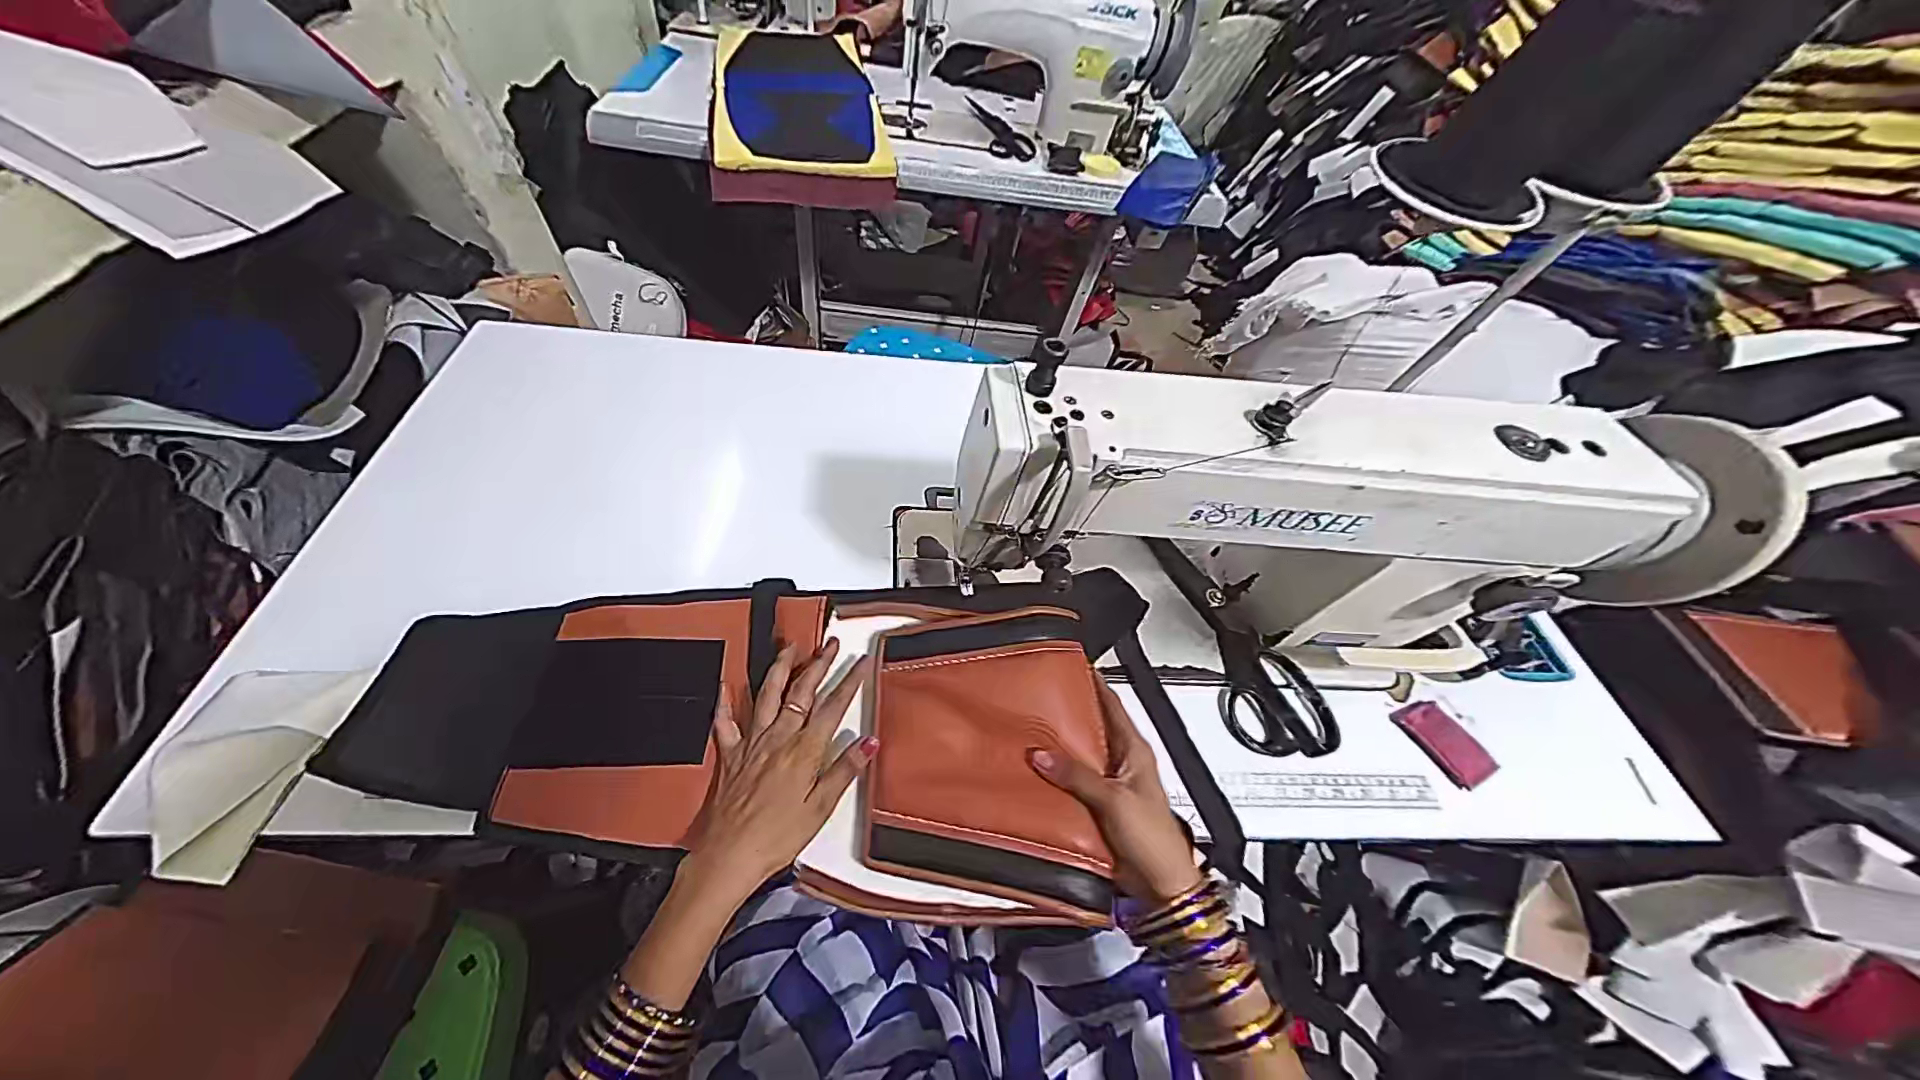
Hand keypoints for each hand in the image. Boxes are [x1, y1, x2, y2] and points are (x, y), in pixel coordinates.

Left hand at [679, 640, 875, 905]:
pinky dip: (725, 702)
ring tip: (789, 649)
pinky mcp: (731, 755)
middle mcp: (778, 739)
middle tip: (830, 646)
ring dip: (780, 668)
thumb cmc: (776, 837)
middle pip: (802, 692)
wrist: (729, 856)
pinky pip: (726, 722)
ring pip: (767, 695)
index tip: (860, 663)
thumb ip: (845, 770)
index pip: (833, 706)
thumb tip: (869, 743)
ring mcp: (752, 744)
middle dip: (819, 664)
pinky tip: (726, 686)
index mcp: (804, 751)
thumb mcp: (821, 808)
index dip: (849, 681)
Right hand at [1029, 681, 1202, 902]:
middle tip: (1043, 700)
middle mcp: (1123, 762)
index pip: (1113, 705)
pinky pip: (1074, 783)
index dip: (1096, 685)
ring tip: (1034, 734)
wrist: (1160, 883)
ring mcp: (1111, 784)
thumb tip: (1043, 754)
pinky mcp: (1100, 805)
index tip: (1076, 667)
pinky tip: (1039, 775)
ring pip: (1082, 756)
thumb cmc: (1154, 839)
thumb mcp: (1113, 799)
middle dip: (1070, 715)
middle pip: (1093, 728)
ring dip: (1062, 749)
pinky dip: (1058, 777)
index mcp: (1134, 750)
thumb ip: (1077, 776)